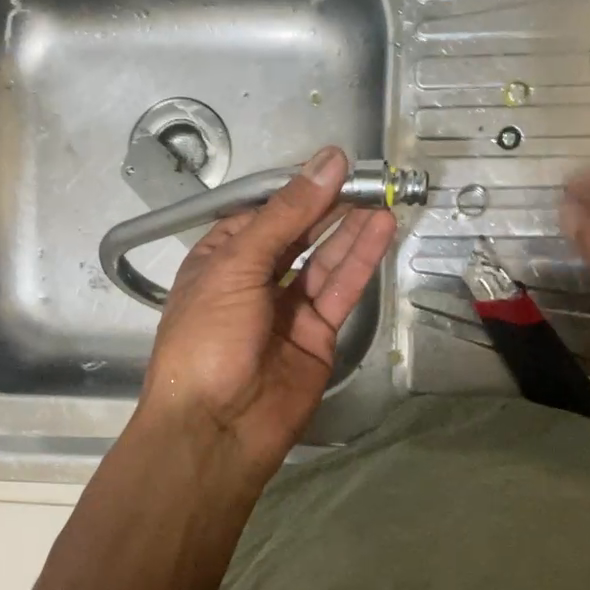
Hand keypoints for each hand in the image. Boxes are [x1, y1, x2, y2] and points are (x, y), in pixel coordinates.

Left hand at [138, 146, 396, 469]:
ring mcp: (286, 310)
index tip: (334, 167)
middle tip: (367, 179)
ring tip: (382, 199)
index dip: (297, 191)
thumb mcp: (236, 265)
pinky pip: (339, 291)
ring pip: (324, 262)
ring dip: (351, 231)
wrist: (216, 427)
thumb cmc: (207, 337)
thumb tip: (326, 163)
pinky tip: (380, 232)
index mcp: (219, 261)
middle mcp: (253, 282)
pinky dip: (360, 262)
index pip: (263, 215)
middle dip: (328, 208)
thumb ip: (285, 216)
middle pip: (297, 236)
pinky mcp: (317, 336)